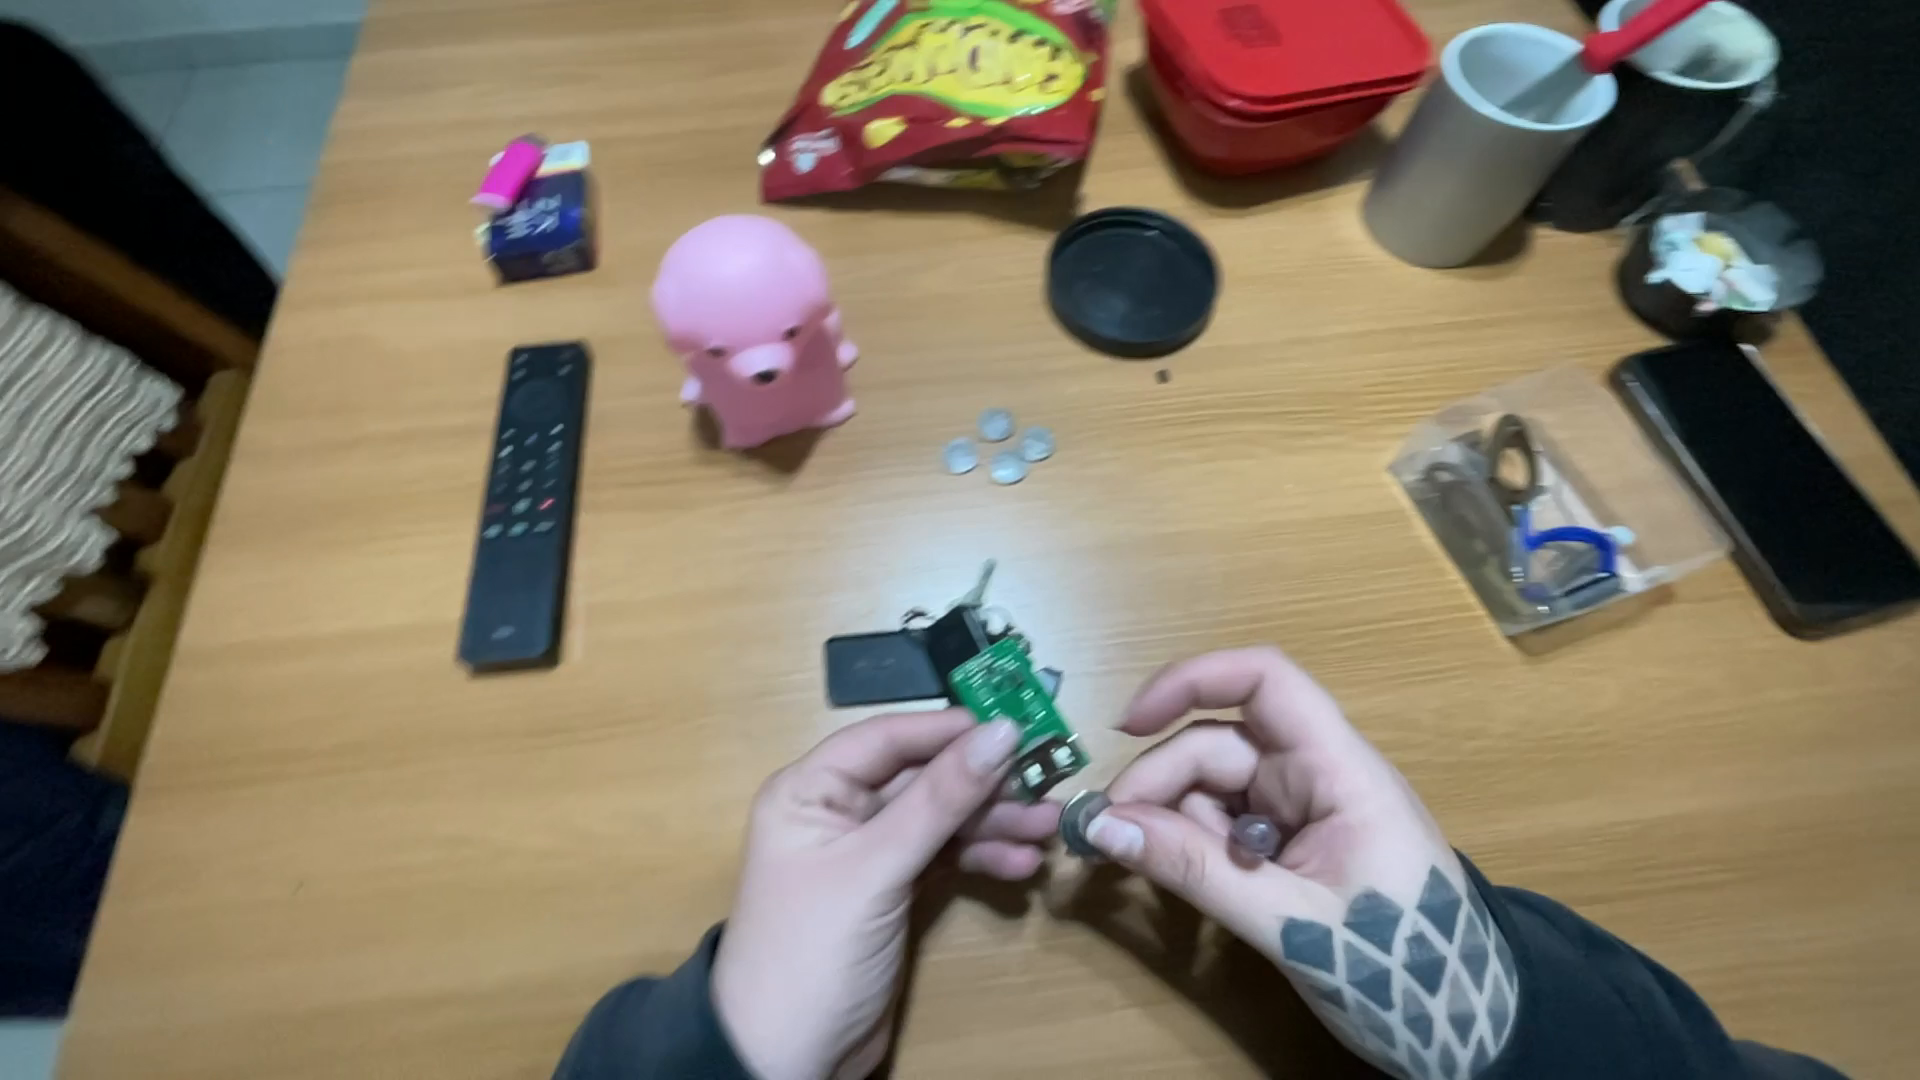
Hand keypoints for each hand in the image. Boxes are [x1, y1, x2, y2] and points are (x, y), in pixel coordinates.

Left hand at [711, 710, 1058, 1079]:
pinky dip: (981, 858)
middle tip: (1042, 781)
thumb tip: (1002, 731)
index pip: (888, 737)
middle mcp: (840, 808)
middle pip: (922, 777)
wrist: (786, 1066)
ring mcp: (870, 849)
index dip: (948, 729)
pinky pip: (944, 855)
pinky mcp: (894, 887)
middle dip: (981, 783)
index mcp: (813, 787)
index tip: (1010, 726)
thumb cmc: (814, 949)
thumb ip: (940, 798)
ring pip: (940, 817)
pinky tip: (1020, 866)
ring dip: (992, 822)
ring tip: (1047, 829)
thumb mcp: (876, 868)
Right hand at [1085, 648, 1518, 1079]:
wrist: (1471, 1036)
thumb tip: (1102, 828)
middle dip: (1157, 782)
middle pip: (1214, 743)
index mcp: (1337, 770)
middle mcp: (1311, 771)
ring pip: (1207, 783)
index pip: (1264, 681)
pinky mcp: (1282, 835)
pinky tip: (1185, 880)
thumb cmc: (1404, 974)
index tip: (1130, 725)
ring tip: (1147, 867)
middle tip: (1108, 834)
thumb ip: (1196, 873)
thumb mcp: (1292, 926)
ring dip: (1168, 818)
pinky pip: (1216, 819)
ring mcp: (1295, 804)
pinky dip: (1188, 842)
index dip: (1192, 681)